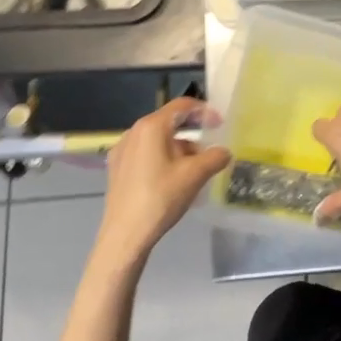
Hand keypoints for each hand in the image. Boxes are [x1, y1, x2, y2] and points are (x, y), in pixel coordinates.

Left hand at [95, 97, 231, 264]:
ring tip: (194, 169)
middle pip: (168, 122)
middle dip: (192, 133)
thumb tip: (224, 152)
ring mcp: (122, 150)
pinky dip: (162, 158)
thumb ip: (215, 157)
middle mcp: (133, 132)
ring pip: (157, 140)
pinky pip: (145, 154)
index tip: (220, 125)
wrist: (125, 234)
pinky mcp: (117, 168)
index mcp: (151, 127)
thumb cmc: (161, 198)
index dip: (204, 111)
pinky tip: (172, 179)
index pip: (182, 106)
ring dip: (178, 148)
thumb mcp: (195, 175)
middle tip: (210, 148)